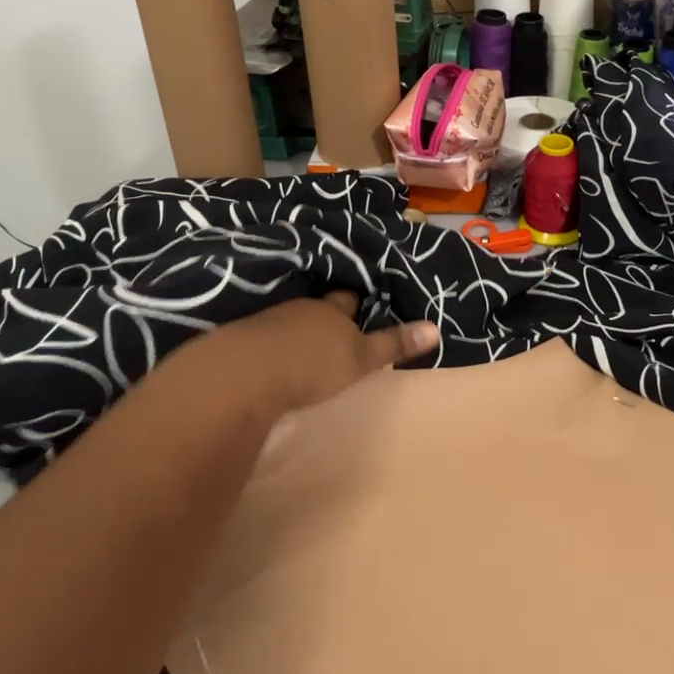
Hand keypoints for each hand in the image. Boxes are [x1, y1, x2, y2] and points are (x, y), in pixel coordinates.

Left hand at [182, 290, 439, 416]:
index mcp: (330, 310)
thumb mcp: (360, 359)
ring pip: (287, 320)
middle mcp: (299, 308)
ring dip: (294, 330)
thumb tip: (436, 329)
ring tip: (301, 343)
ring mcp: (265, 322)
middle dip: (324, 314)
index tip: (363, 304)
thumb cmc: (311, 364)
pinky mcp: (237, 342)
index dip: (355, 302)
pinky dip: (267, 345)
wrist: (242, 374)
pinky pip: (260, 338)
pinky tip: (268, 357)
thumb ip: (393, 344)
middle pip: (316, 307)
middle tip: (333, 324)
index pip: (347, 299)